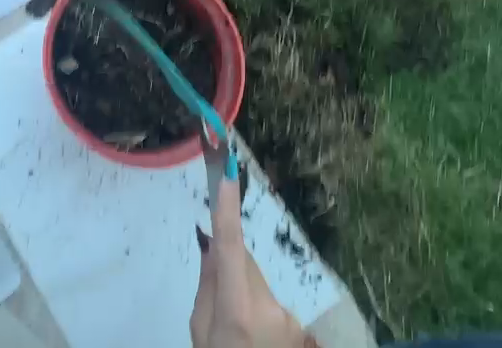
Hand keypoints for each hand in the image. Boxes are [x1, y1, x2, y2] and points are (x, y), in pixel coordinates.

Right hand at [190, 142, 312, 347]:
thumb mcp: (199, 331)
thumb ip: (208, 286)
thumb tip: (213, 245)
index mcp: (238, 310)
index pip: (230, 246)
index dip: (227, 207)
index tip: (226, 171)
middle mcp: (271, 308)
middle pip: (245, 264)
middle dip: (231, 268)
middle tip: (218, 304)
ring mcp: (291, 321)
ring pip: (258, 284)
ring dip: (246, 294)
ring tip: (238, 333)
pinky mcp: (301, 331)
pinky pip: (271, 305)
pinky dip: (260, 313)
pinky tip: (253, 340)